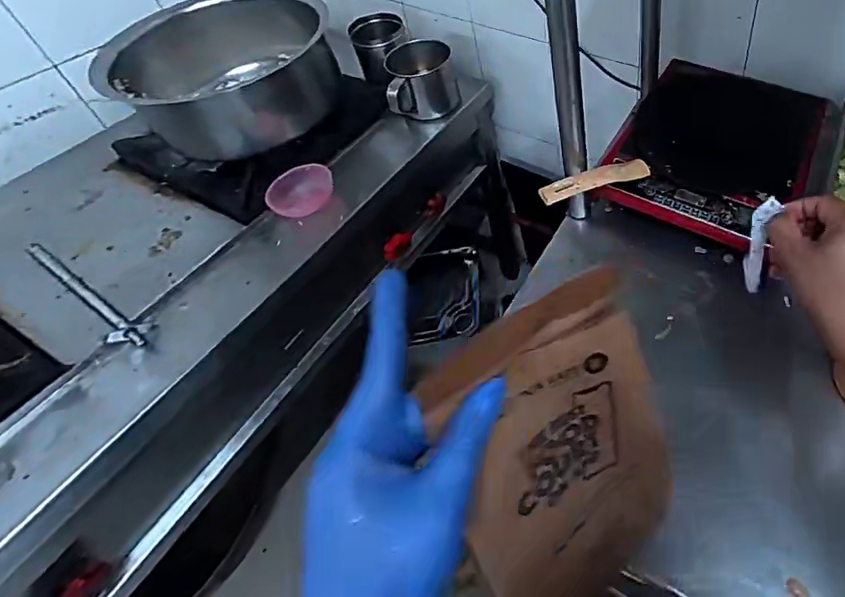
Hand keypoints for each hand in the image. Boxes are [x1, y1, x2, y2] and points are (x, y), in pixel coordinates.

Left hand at [303, 270, 505, 596]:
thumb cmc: (394, 568)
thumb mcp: (440, 501)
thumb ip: (466, 439)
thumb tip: (493, 386)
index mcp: (357, 443)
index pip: (378, 365)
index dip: (387, 318)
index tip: (389, 276)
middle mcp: (352, 455)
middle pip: (399, 405)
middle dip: (433, 393)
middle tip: (470, 374)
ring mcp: (355, 484)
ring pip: (403, 437)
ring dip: (433, 430)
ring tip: (466, 426)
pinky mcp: (363, 506)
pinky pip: (400, 463)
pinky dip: (427, 454)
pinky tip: (451, 460)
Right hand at [767, 195, 844, 367]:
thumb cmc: (828, 295)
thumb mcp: (794, 256)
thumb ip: (780, 228)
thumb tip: (777, 219)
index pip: (819, 201)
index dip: (793, 210)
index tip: (776, 227)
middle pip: (826, 221)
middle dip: (798, 233)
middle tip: (778, 250)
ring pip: (833, 241)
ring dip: (807, 249)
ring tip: (785, 268)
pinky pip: (843, 257)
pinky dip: (822, 262)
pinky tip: (805, 279)